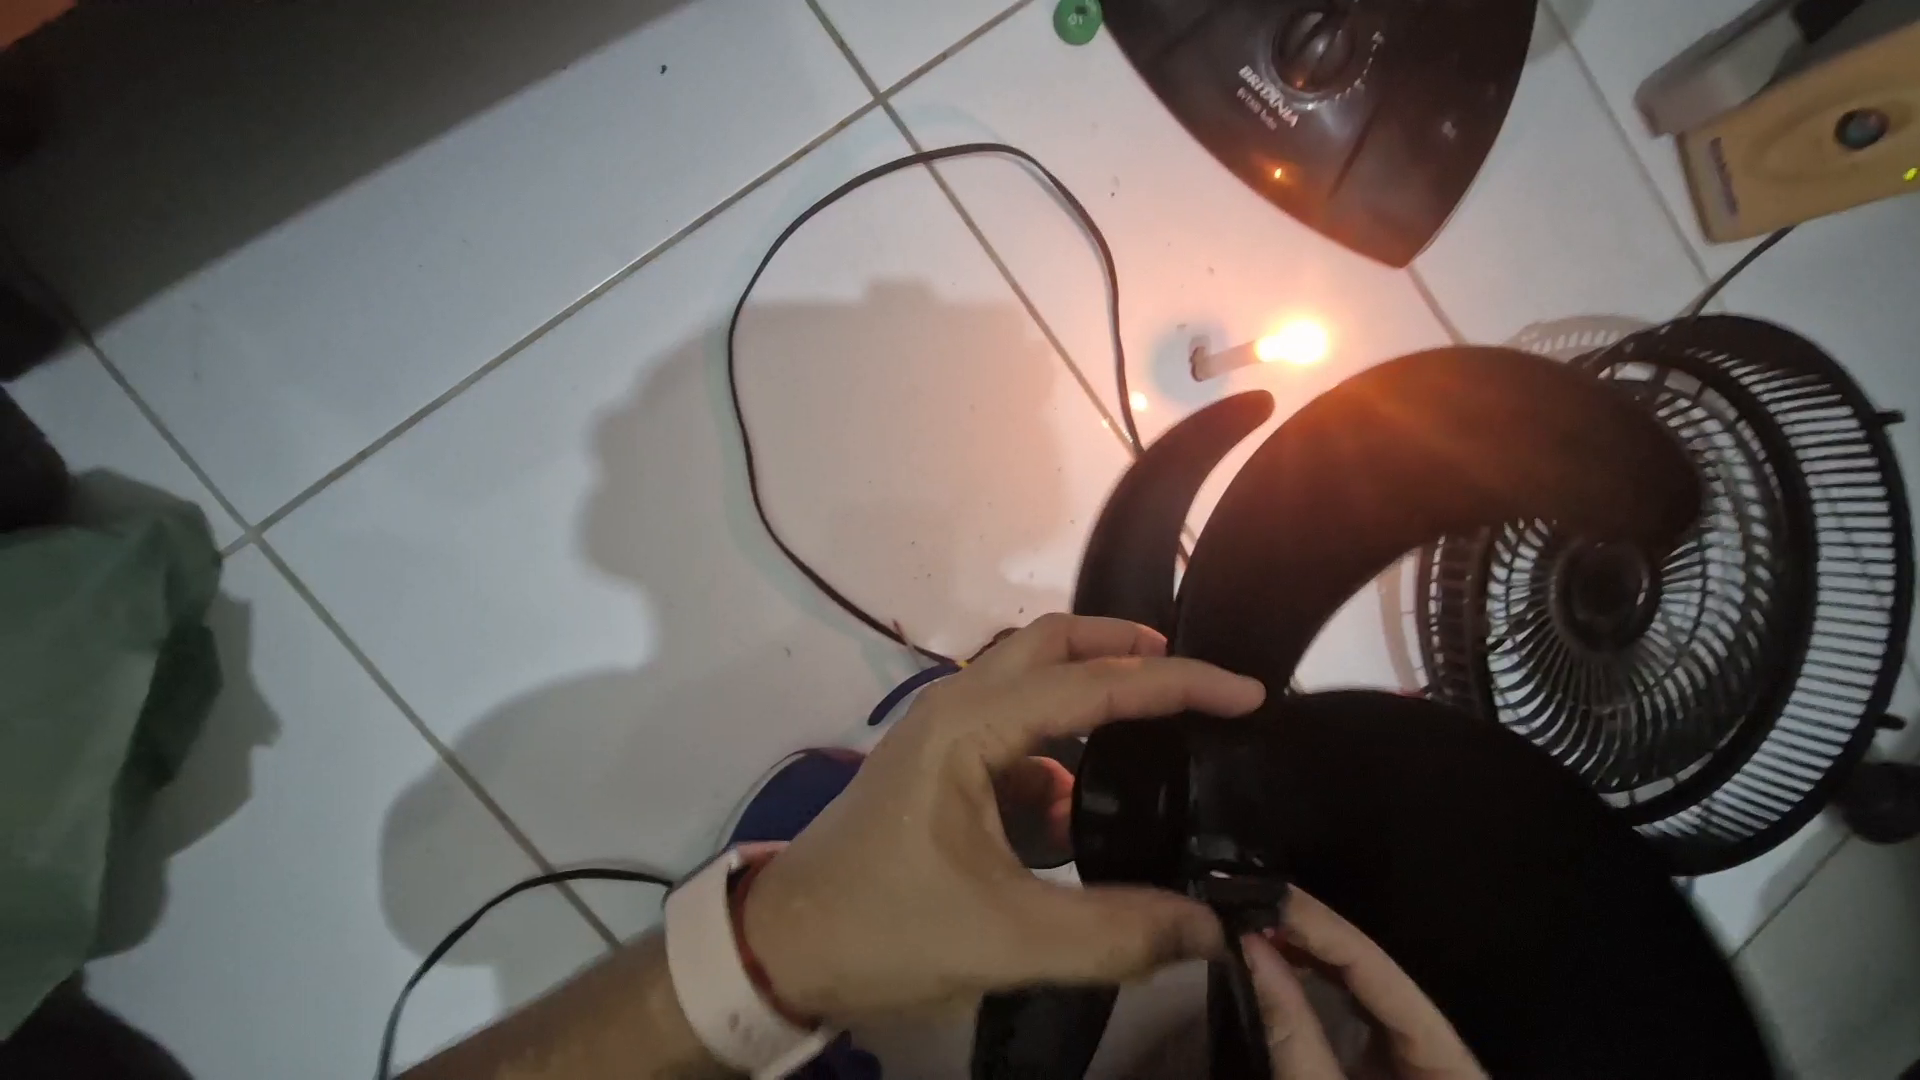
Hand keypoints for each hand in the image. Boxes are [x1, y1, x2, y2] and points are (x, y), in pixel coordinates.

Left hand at [741, 614, 1267, 1023]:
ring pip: (1031, 681)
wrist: (786, 945)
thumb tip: (1211, 929)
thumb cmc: (884, 927)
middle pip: (1053, 645)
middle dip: (1125, 649)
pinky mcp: (942, 762)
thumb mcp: (1008, 942)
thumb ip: (1117, 934)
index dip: (1176, 685)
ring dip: (1091, 694)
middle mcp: (957, 707)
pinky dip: (1059, 752)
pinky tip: (1085, 804)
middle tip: (1194, 679)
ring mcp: (945, 731)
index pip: (1091, 685)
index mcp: (969, 726)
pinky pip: (1016, 734)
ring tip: (1157, 732)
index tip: (1244, 693)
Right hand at [1246, 890, 1484, 1079]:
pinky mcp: (1380, 1070)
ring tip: (1252, 922)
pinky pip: (1347, 1016)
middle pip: (1373, 974)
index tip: (1270, 896)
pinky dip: (1308, 986)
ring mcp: (1409, 1060)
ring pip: (1358, 990)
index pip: (1385, 974)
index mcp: (1452, 1065)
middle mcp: (1437, 1052)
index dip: (1325, 930)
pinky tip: (1274, 959)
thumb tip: (1249, 945)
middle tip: (1248, 903)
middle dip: (1310, 935)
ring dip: (1304, 954)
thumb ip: (1292, 1032)